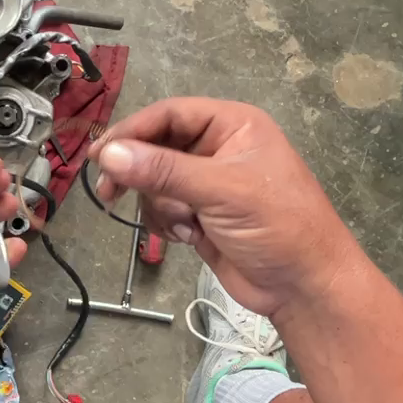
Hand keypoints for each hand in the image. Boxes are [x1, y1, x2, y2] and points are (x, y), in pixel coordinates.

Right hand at [92, 98, 358, 316]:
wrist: (304, 288)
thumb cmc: (278, 226)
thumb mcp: (222, 191)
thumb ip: (163, 171)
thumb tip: (107, 154)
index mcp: (232, 125)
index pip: (168, 114)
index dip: (131, 131)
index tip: (98, 154)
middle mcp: (216, 148)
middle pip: (155, 147)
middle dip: (137, 172)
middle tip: (108, 192)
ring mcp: (205, 183)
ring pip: (153, 181)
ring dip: (158, 205)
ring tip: (182, 225)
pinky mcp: (197, 213)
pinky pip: (161, 207)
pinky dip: (165, 223)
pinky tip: (187, 237)